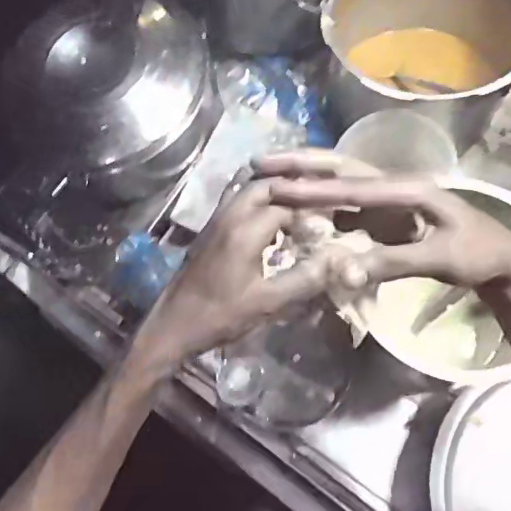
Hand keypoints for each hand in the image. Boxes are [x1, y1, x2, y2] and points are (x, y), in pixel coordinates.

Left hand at [126, 179, 334, 378]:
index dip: (311, 214)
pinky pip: (238, 205)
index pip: (288, 205)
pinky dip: (259, 207)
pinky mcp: (210, 231)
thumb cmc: (220, 315)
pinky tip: (273, 231)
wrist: (173, 325)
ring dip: (275, 197)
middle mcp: (230, 216)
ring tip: (299, 216)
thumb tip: (337, 261)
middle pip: (265, 185)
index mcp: (245, 229)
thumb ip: (304, 279)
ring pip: (249, 192)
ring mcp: (216, 222)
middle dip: (293, 193)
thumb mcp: (268, 303)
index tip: (328, 229)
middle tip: (316, 210)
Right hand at [255, 153, 510, 293]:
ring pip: (341, 184)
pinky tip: (299, 212)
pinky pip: (349, 208)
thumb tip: (342, 270)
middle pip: (341, 169)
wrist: (505, 262)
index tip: (274, 188)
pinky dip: (322, 206)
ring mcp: (391, 201)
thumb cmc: (478, 254)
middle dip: (301, 166)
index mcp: (408, 188)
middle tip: (259, 163)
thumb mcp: (440, 258)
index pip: (351, 186)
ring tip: (269, 180)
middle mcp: (396, 186)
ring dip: (307, 182)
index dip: (311, 188)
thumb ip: (393, 262)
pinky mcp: (388, 218)